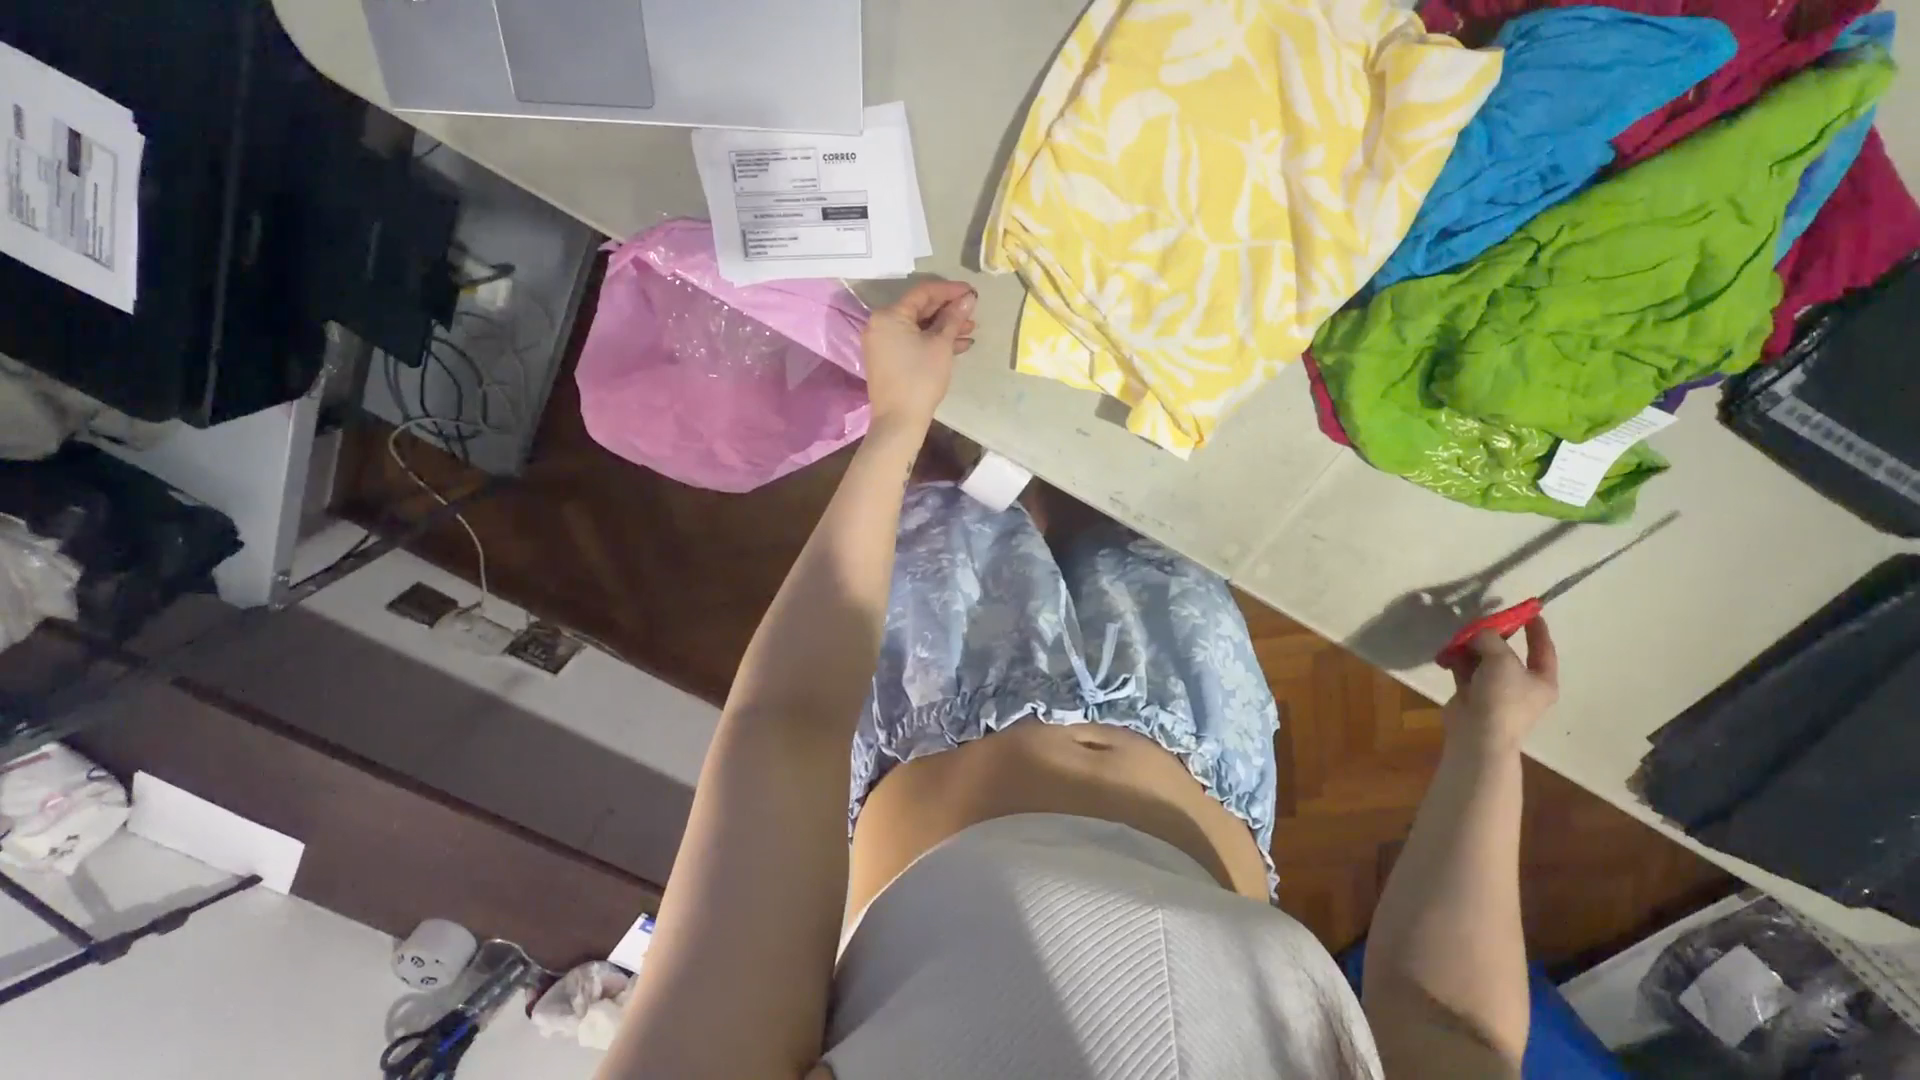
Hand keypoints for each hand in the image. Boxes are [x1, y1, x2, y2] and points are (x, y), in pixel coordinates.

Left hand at [863, 281, 976, 431]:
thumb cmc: (920, 378)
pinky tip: (958, 345)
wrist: (899, 420)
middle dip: (948, 310)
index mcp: (889, 315)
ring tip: (970, 330)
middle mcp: (880, 324)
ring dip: (944, 327)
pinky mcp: (888, 359)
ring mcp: (883, 343)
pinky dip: (933, 342)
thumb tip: (968, 298)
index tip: (972, 292)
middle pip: (920, 309)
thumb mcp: (941, 345)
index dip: (950, 290)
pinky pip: (912, 342)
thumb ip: (954, 318)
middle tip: (973, 312)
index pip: (923, 293)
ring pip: (918, 327)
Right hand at [1440, 618, 1557, 754]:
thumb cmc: (1501, 696)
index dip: (1538, 630)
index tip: (1530, 612)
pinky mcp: (1472, 696)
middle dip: (1492, 638)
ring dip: (1470, 648)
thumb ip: (1490, 639)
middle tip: (1479, 622)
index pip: (1544, 649)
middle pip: (1507, 654)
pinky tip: (1447, 653)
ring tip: (1457, 637)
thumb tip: (1479, 633)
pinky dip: (1457, 661)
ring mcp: (1495, 692)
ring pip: (1483, 662)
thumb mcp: (1501, 659)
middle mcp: (1521, 686)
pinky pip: (1466, 672)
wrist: (1478, 733)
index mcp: (1542, 680)